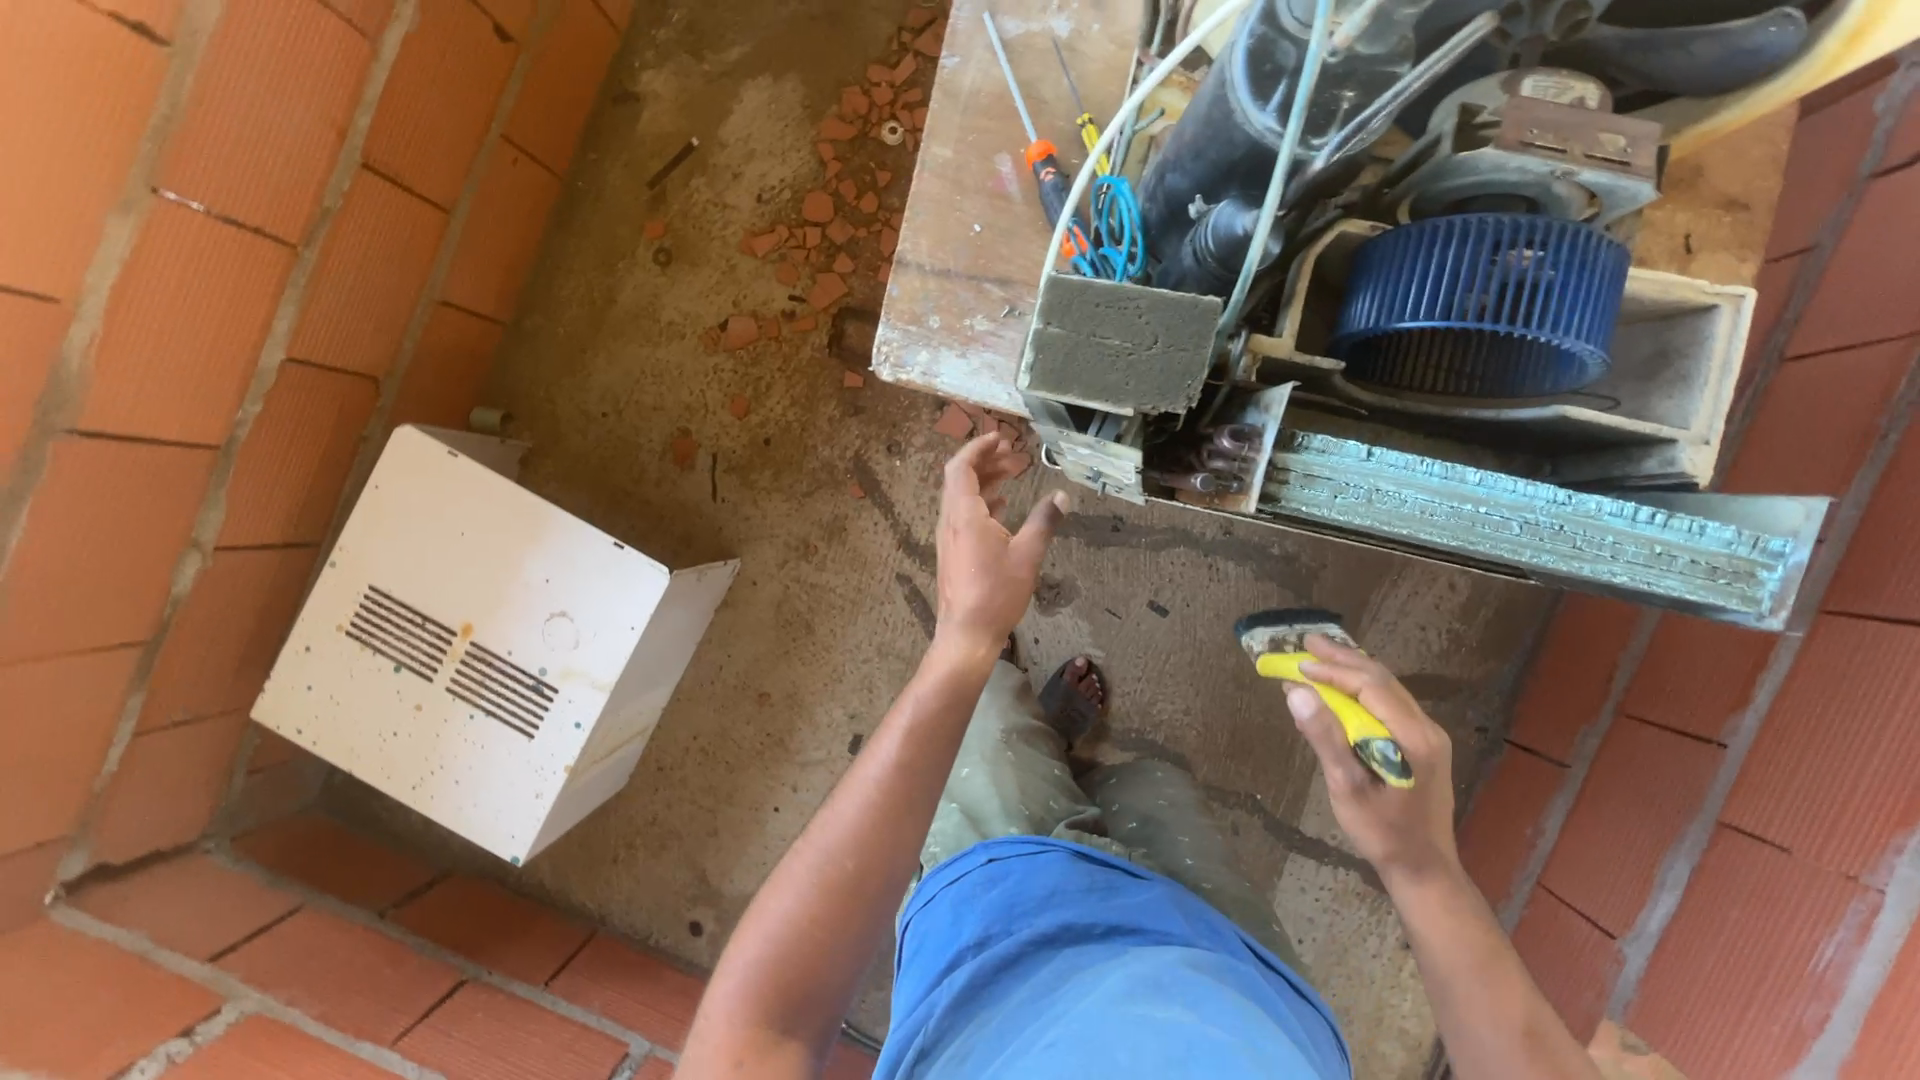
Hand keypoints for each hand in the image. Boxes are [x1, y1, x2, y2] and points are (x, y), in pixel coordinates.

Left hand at [934, 432, 1068, 652]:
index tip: (1000, 438)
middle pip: (961, 479)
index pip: (961, 467)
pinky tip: (1001, 509)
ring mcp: (948, 538)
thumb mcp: (1028, 555)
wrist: (967, 633)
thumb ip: (1044, 521)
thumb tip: (1062, 496)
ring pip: (961, 498)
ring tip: (1012, 475)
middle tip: (1013, 455)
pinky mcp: (952, 553)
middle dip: (986, 462)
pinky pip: (963, 516)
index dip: (978, 448)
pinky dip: (981, 504)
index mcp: (964, 515)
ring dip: (984, 482)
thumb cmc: (996, 593)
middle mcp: (950, 521)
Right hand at [1284, 633, 1458, 888]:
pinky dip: (1363, 689)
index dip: (1332, 671)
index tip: (1297, 663)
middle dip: (1342, 659)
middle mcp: (1426, 729)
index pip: (1369, 686)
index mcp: (1412, 737)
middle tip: (1307, 642)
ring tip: (1320, 656)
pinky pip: (1391, 704)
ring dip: (1353, 670)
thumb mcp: (1347, 787)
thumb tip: (1297, 691)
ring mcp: (1428, 737)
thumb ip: (1325, 737)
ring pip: (1388, 689)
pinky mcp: (1422, 746)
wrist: (1423, 868)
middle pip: (1382, 680)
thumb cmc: (1382, 832)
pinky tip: (1343, 689)